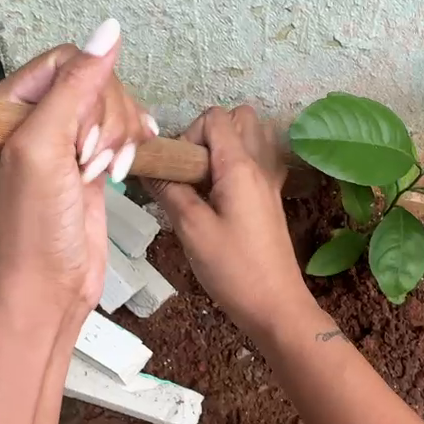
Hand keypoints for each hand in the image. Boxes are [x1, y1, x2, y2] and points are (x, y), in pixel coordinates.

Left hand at [0, 21, 153, 327]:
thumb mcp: (44, 149)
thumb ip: (75, 87)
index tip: (80, 142)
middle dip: (106, 121)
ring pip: (110, 108)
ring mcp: (62, 145)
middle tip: (93, 165)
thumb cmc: (32, 228)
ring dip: (120, 136)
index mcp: (4, 108)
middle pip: (93, 83)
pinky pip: (119, 133)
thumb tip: (110, 28)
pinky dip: (131, 143)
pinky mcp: (87, 167)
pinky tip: (134, 160)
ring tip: (110, 172)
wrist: (47, 291)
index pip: (64, 62)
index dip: (86, 94)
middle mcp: (32, 121)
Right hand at [151, 105, 315, 339]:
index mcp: (240, 166)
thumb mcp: (192, 230)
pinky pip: (257, 164)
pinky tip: (221, 195)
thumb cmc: (233, 269)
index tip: (177, 171)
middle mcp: (260, 166)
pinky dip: (238, 167)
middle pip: (237, 119)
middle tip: (191, 172)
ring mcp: (269, 183)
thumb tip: (148, 168)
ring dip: (224, 149)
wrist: (276, 306)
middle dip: (207, 135)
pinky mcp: (271, 201)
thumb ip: (169, 192)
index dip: (188, 134)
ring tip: (204, 182)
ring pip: (250, 138)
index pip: (214, 118)